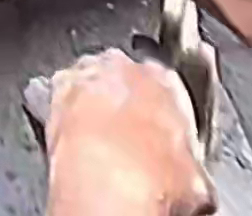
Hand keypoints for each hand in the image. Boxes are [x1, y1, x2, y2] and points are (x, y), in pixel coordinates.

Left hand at [29, 50, 214, 215]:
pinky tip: (73, 134)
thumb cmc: (156, 182)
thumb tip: (185, 170)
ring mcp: (83, 72)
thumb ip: (189, 156)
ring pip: (91, 79)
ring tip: (100, 137)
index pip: (168, 83)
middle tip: (132, 134)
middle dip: (127, 97)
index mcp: (163, 80)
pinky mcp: (53, 86)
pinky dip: (65, 106)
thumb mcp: (198, 179)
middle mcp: (120, 64)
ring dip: (94, 99)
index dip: (165, 109)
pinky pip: (61, 91)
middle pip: (125, 75)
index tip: (164, 126)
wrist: (104, 185)